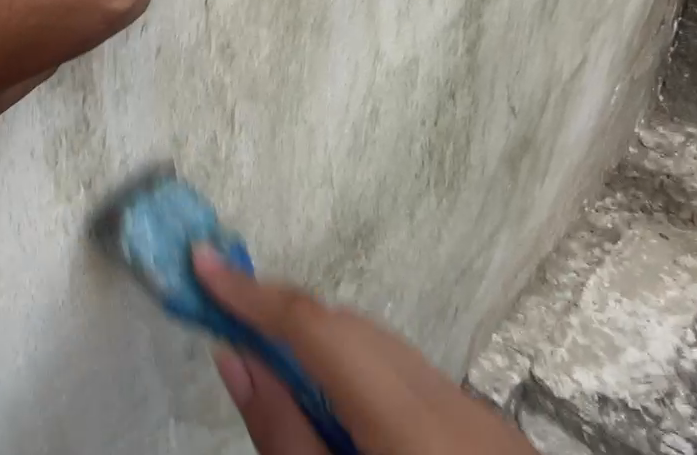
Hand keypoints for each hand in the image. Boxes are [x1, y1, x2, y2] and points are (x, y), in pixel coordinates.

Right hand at [192, 249, 537, 454]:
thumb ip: (282, 432)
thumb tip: (232, 355)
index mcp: (417, 433)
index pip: (320, 331)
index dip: (254, 293)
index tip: (200, 261)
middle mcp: (460, 410)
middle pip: (353, 330)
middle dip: (283, 314)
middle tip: (220, 306)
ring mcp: (486, 420)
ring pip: (383, 348)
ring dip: (320, 341)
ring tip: (267, 356)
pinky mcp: (496, 435)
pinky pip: (410, 377)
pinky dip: (359, 371)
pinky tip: (334, 404)